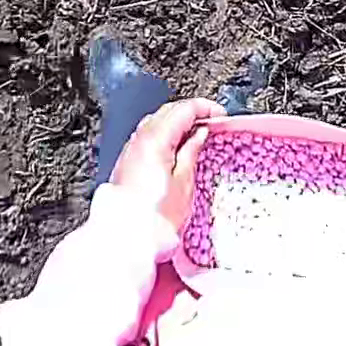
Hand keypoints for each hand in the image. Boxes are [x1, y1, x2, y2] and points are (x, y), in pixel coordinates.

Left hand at [111, 97, 224, 231]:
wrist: (125, 238)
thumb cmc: (155, 216)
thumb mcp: (184, 182)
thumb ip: (192, 151)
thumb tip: (200, 134)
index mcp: (156, 139)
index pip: (184, 109)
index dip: (206, 108)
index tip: (220, 115)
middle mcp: (141, 138)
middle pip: (170, 110)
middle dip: (193, 111)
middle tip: (211, 121)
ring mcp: (132, 148)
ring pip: (158, 119)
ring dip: (178, 120)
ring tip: (196, 132)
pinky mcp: (128, 159)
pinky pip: (149, 133)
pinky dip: (166, 131)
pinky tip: (176, 144)